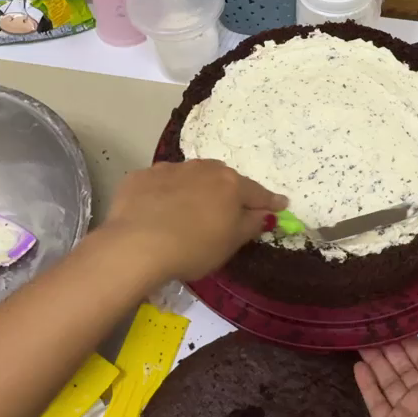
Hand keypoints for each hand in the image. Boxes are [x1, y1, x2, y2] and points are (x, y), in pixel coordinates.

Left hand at [93, 159, 286, 282]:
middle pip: (222, 179)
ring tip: (188, 210)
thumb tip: (265, 213)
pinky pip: (159, 184)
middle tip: (227, 209)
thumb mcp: (230, 243)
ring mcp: (169, 169)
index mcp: (230, 185)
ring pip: (190, 177)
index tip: (281, 204)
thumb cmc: (193, 247)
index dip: (270, 201)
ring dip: (194, 189)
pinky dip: (163, 194)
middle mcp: (203, 169)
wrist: (136, 244)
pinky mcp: (140, 177)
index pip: (257, 193)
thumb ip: (251, 224)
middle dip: (228, 191)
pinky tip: (156, 211)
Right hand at [355, 333, 417, 416]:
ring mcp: (405, 413)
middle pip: (402, 368)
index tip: (394, 324)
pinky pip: (376, 402)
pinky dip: (366, 385)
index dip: (408, 342)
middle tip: (371, 328)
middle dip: (388, 349)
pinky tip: (357, 366)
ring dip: (375, 362)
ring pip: (387, 382)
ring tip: (360, 341)